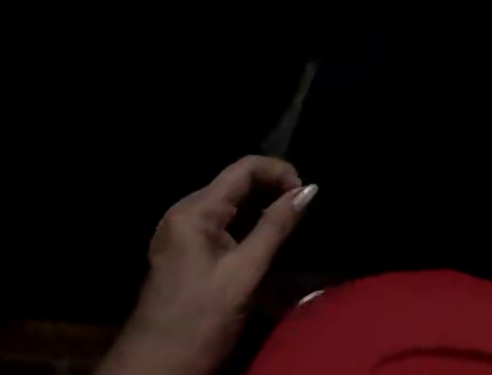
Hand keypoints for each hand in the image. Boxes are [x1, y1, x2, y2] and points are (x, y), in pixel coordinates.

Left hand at [98, 156, 316, 374]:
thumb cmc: (197, 325)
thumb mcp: (243, 275)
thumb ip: (276, 227)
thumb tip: (309, 189)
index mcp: (195, 210)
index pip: (245, 167)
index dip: (279, 172)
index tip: (305, 194)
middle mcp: (185, 212)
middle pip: (238, 182)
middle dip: (273, 190)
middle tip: (301, 212)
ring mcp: (182, 233)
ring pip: (232, 204)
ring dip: (262, 209)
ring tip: (289, 227)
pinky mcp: (184, 252)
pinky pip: (223, 224)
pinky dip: (247, 227)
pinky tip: (265, 244)